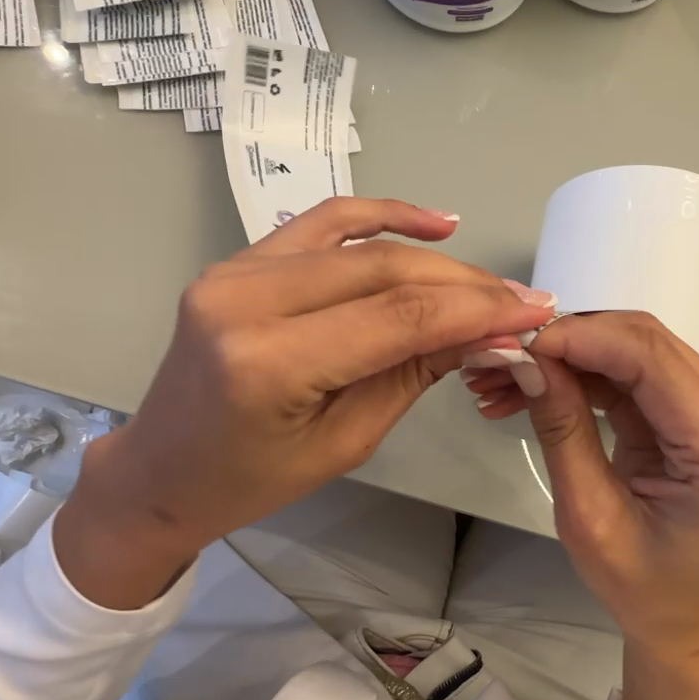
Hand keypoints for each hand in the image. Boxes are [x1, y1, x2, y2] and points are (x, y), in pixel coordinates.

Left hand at [56, 198, 555, 608]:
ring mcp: (234, 270)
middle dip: (462, 284)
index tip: (535, 310)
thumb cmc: (251, 481)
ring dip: (430, 254)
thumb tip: (490, 334)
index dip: (475, 309)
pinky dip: (379, 218)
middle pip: (382, 270)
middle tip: (520, 301)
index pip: (396, 317)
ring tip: (485, 277)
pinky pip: (320, 226)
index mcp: (269, 364)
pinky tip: (431, 223)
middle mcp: (245, 299)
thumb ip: (414, 374)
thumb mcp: (345, 441)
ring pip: (357, 241)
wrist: (163, 470)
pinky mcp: (237, 261)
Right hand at [462, 312, 698, 699]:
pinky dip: (585, 374)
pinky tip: (537, 387)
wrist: (671, 611)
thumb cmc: (636, 582)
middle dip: (571, 342)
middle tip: (503, 359)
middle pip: (648, 345)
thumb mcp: (587, 514)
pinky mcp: (696, 413)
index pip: (652, 362)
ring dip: (571, 356)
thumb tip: (526, 361)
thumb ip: (563, 430)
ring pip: (638, 351)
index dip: (583, 339)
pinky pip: (636, 374)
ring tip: (507, 378)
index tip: (519, 343)